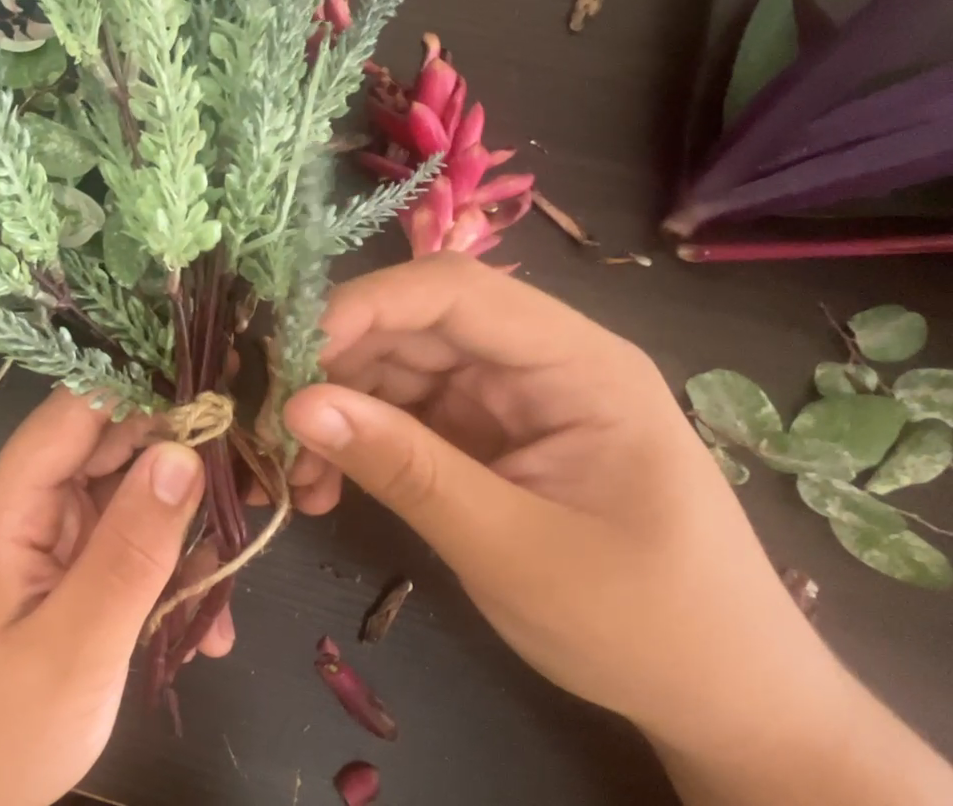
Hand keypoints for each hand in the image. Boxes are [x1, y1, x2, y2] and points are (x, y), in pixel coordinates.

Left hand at [0, 388, 229, 805]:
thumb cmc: (1, 729)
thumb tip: (182, 454)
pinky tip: (207, 635)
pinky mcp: (73, 584)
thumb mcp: (76, 644)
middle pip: (111, 451)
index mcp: (11, 505)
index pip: (76, 412)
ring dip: (186, 530)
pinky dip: (171, 581)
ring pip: (130, 503)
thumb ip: (130, 550)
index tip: (222, 396)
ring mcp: (54, 548)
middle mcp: (31, 510)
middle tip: (263, 482)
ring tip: (243, 559)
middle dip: (183, 461)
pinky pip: (130, 556)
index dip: (145, 393)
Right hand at [280, 253, 952, 804]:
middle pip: (409, 328)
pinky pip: (396, 418)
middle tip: (273, 426)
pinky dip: (351, 447)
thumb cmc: (643, 622)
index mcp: (576, 364)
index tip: (290, 359)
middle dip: (332, 369)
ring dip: (333, 415)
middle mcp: (535, 364)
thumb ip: (404, 469)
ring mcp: (504, 401)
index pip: (453, 292)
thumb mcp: (511, 546)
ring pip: (390, 371)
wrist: (719, 702)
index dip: (362, 307)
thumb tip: (296, 404)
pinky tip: (321, 492)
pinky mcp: (479, 438)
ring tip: (295, 477)